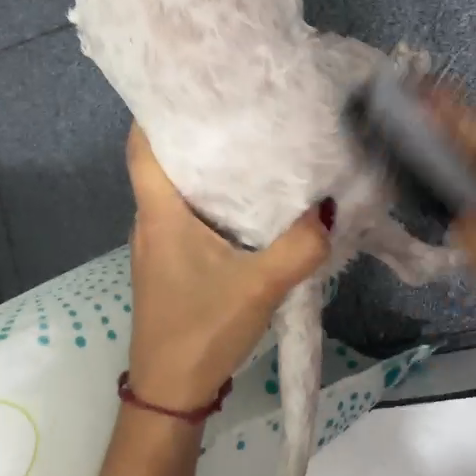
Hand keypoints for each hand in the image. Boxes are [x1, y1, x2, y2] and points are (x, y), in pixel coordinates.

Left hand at [123, 126, 330, 410]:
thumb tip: (332, 206)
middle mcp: (152, 219)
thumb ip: (299, 247)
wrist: (170, 392)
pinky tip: (247, 197)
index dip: (159, 109)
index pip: (143, 145)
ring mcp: (158, 242)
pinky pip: (187, 212)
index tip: (195, 84)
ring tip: (250, 141)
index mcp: (160, 213)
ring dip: (205, 165)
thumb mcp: (259, 286)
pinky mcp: (171, 260)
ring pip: (176, 187)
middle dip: (196, 130)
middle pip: (163, 159)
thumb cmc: (202, 330)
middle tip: (240, 106)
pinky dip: (211, 196)